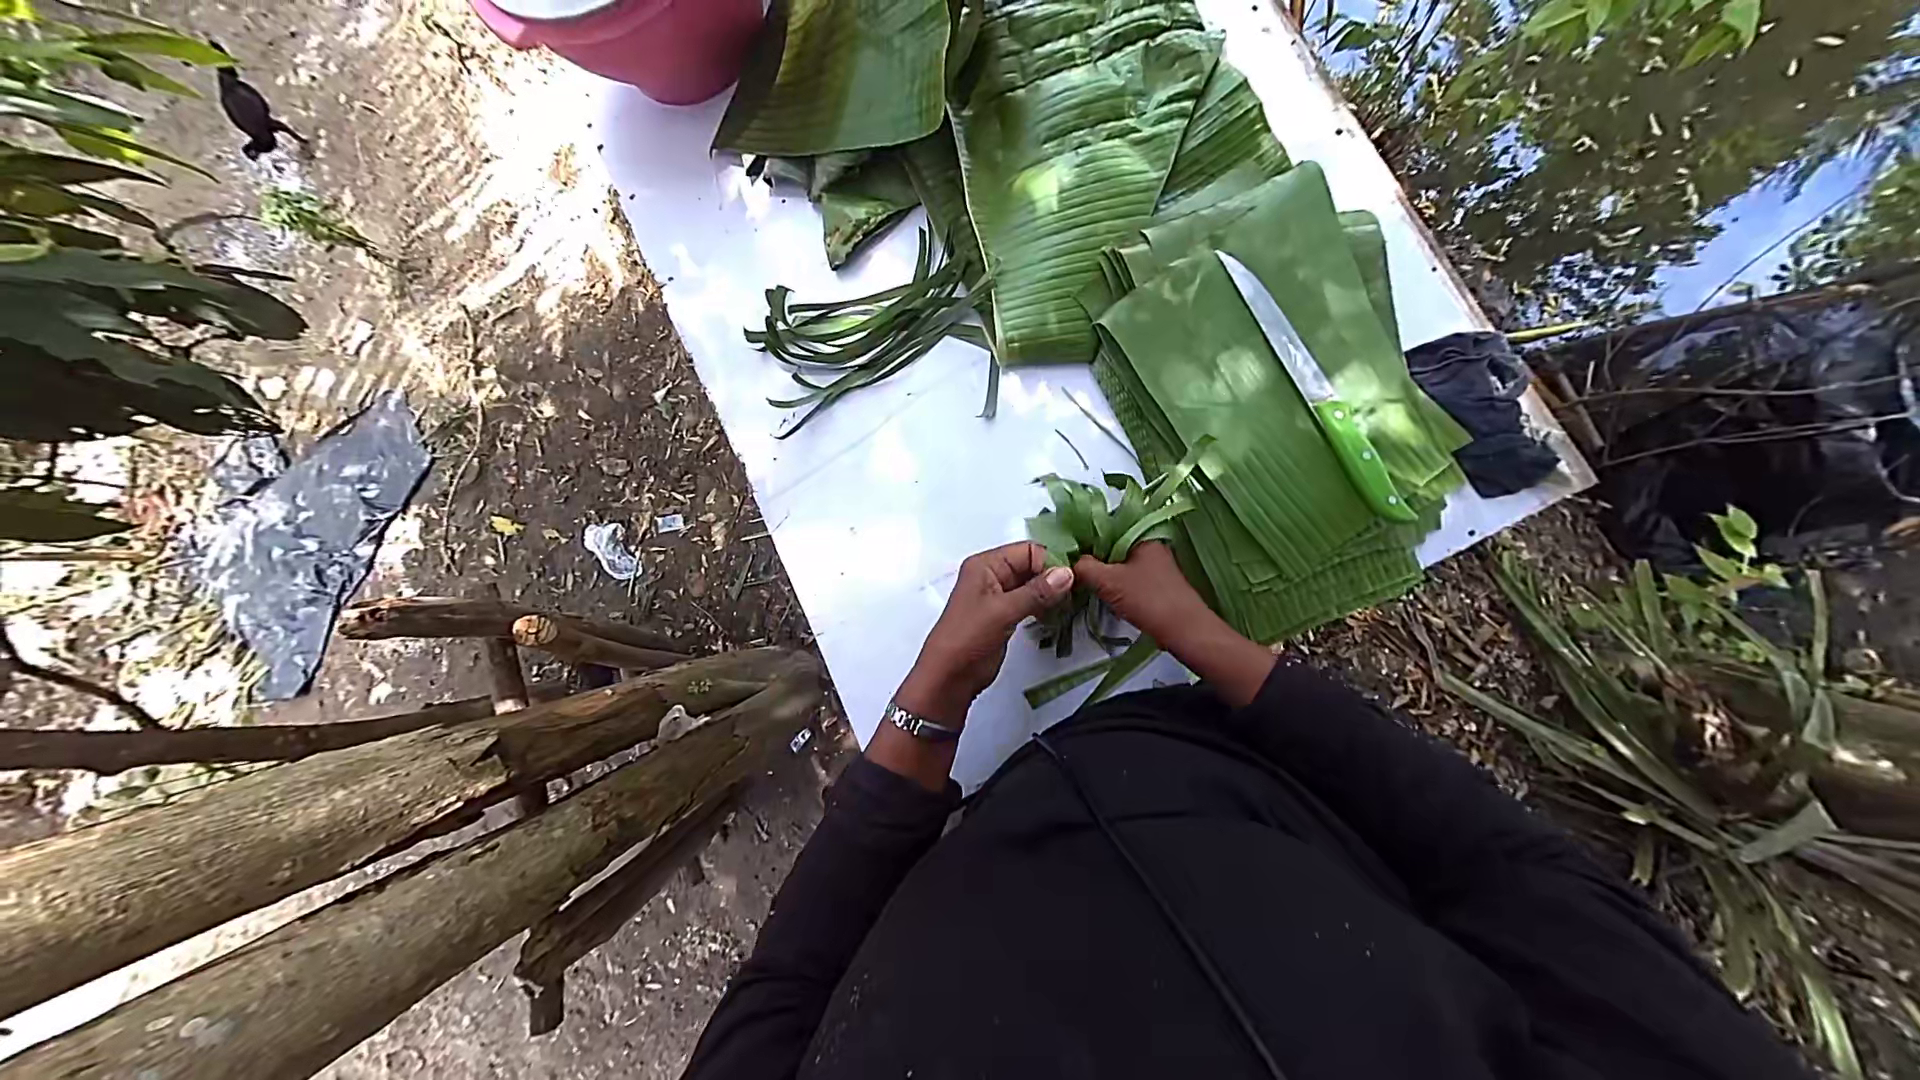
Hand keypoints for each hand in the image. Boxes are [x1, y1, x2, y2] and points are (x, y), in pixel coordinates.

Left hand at [895, 541, 1074, 725]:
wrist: (949, 676)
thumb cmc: (966, 638)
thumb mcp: (1002, 611)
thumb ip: (1036, 591)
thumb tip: (1066, 573)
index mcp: (985, 565)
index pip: (1027, 551)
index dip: (1050, 562)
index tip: (1073, 578)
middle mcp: (992, 575)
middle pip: (1031, 566)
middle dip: (1053, 577)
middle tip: (1076, 592)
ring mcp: (998, 596)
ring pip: (1032, 585)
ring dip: (1050, 592)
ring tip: (1068, 604)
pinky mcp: (1004, 615)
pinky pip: (1030, 602)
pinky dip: (1044, 606)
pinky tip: (1056, 614)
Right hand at [1075, 541, 1274, 707]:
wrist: (1184, 630)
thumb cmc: (1148, 599)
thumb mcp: (1108, 580)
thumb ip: (1084, 567)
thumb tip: (1070, 562)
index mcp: (1143, 537)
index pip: (1108, 527)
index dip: (1087, 538)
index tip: (1070, 552)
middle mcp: (1152, 547)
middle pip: (1113, 547)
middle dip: (1095, 559)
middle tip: (1076, 571)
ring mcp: (1156, 567)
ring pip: (1121, 565)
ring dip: (1105, 575)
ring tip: (1088, 585)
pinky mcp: (1157, 586)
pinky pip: (1129, 579)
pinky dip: (1116, 586)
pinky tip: (1107, 597)